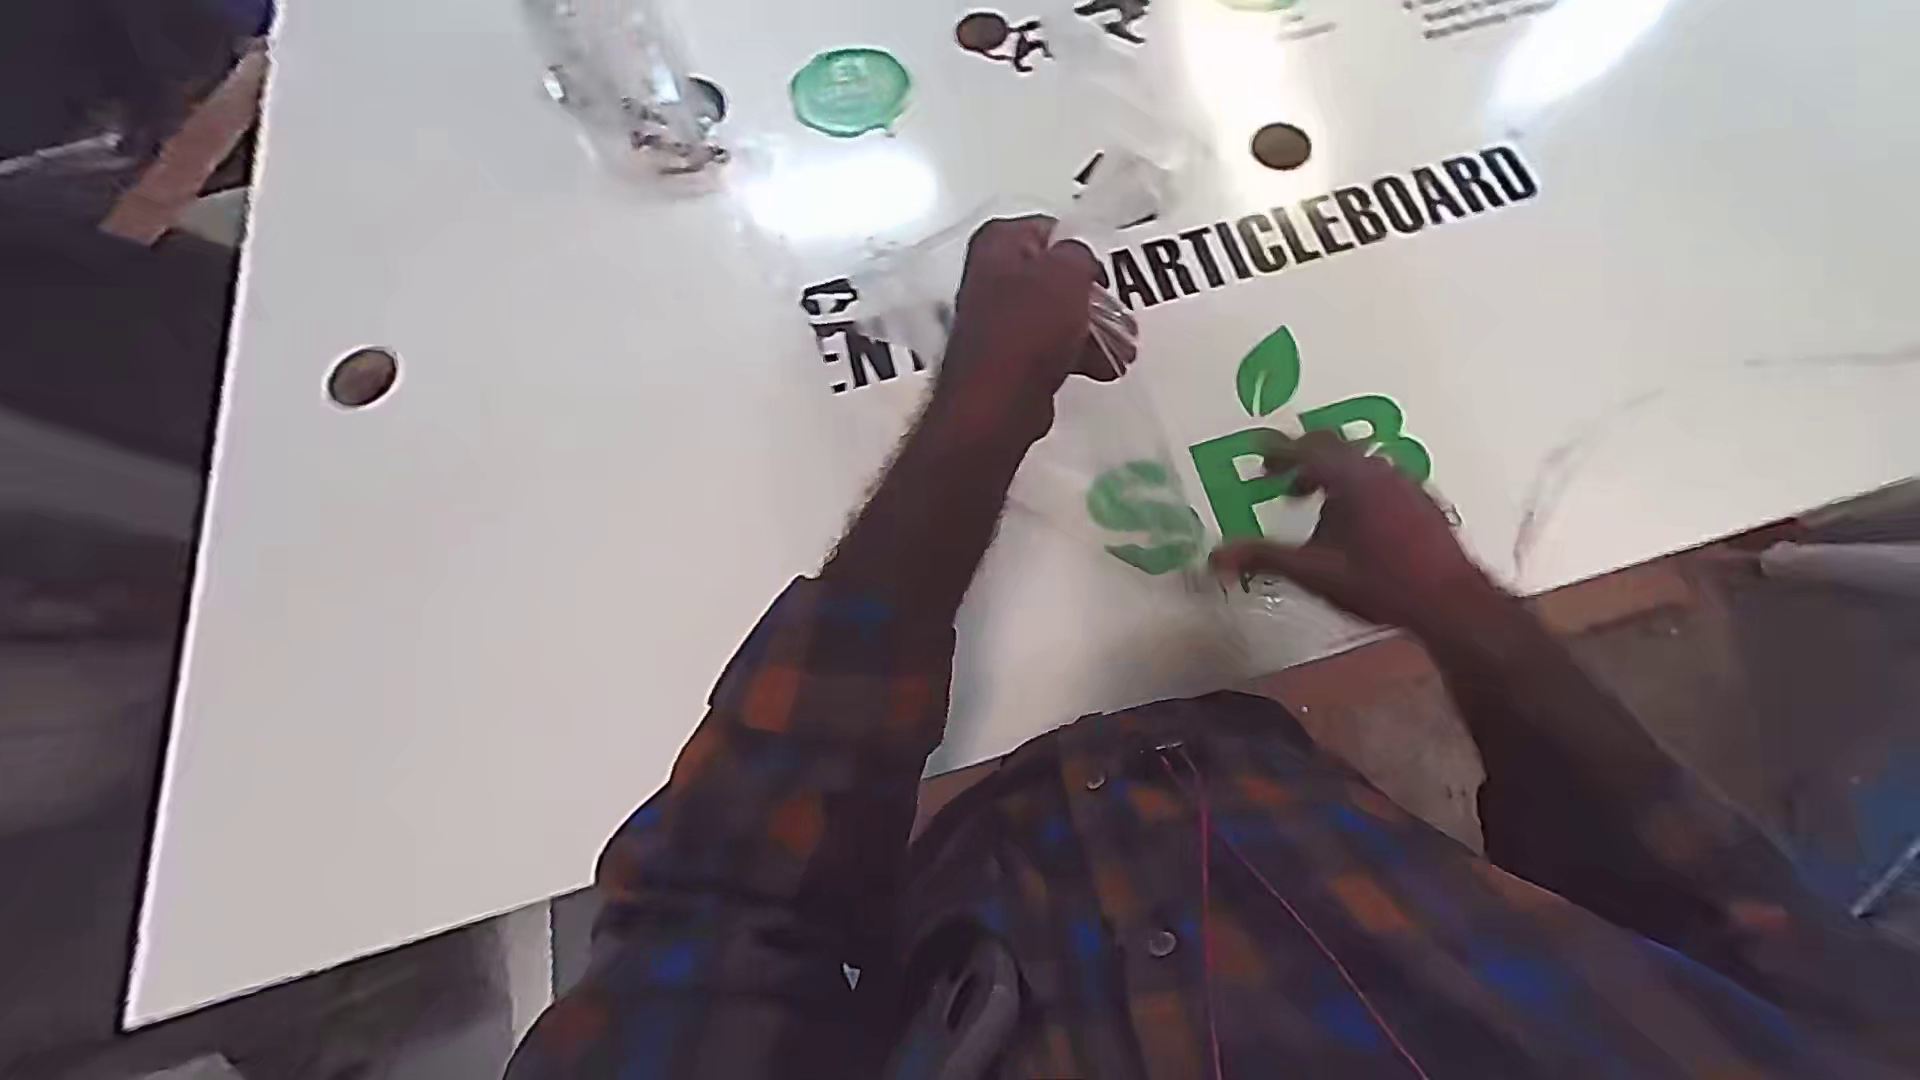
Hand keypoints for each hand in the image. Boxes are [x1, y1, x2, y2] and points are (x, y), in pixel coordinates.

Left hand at [933, 216, 1131, 440]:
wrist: (999, 400)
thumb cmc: (1024, 330)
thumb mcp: (1066, 274)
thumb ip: (1079, 255)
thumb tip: (1079, 261)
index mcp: (997, 247)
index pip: (1046, 232)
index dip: (1079, 249)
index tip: (1100, 269)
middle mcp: (991, 282)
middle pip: (1053, 281)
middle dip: (1092, 300)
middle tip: (1119, 314)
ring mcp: (998, 326)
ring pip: (1055, 319)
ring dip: (1093, 332)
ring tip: (1123, 348)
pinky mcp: (1008, 363)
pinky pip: (1050, 351)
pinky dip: (1078, 357)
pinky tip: (1105, 368)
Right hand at [1210, 431, 1512, 640]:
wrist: (1451, 605)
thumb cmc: (1378, 583)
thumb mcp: (1312, 571)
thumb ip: (1262, 558)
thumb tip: (1215, 556)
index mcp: (1351, 481)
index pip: (1306, 450)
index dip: (1276, 450)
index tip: (1255, 451)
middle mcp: (1380, 473)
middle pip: (1334, 446)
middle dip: (1300, 457)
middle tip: (1275, 475)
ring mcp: (1406, 486)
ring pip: (1359, 462)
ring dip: (1327, 473)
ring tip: (1307, 499)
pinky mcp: (1422, 502)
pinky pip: (1379, 478)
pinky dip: (1353, 485)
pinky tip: (1348, 519)